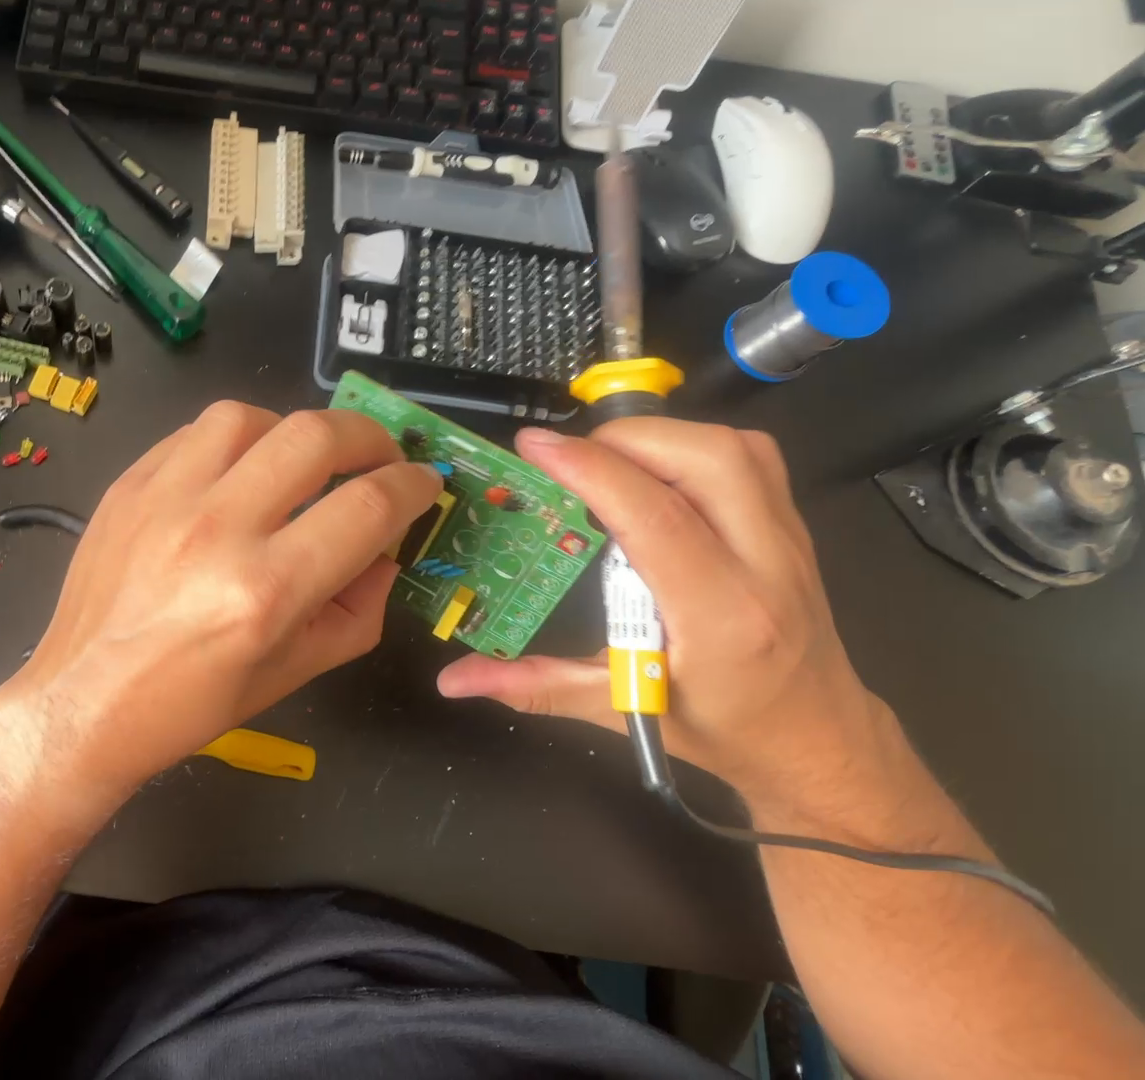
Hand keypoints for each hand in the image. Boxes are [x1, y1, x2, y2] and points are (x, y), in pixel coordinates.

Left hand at [0, 402, 442, 807]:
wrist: (86, 701)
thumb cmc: (191, 704)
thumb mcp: (294, 671)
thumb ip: (357, 609)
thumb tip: (385, 550)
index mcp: (265, 591)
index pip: (367, 508)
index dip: (413, 488)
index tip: (423, 486)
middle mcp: (216, 530)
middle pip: (315, 436)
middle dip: (369, 438)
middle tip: (378, 460)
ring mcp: (163, 500)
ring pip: (248, 417)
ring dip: (291, 430)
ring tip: (300, 463)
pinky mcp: (128, 487)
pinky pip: (193, 433)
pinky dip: (233, 442)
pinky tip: (238, 471)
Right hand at [438, 419, 907, 828]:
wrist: (818, 740)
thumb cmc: (721, 729)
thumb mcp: (622, 712)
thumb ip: (535, 686)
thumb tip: (457, 680)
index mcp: (720, 617)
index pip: (657, 518)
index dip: (592, 470)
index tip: (535, 447)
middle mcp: (765, 566)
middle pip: (709, 459)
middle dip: (627, 439)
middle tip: (568, 456)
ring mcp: (790, 541)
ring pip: (736, 448)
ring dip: (662, 436)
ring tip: (605, 458)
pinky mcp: (793, 528)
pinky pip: (751, 459)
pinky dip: (692, 446)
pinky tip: (653, 471)